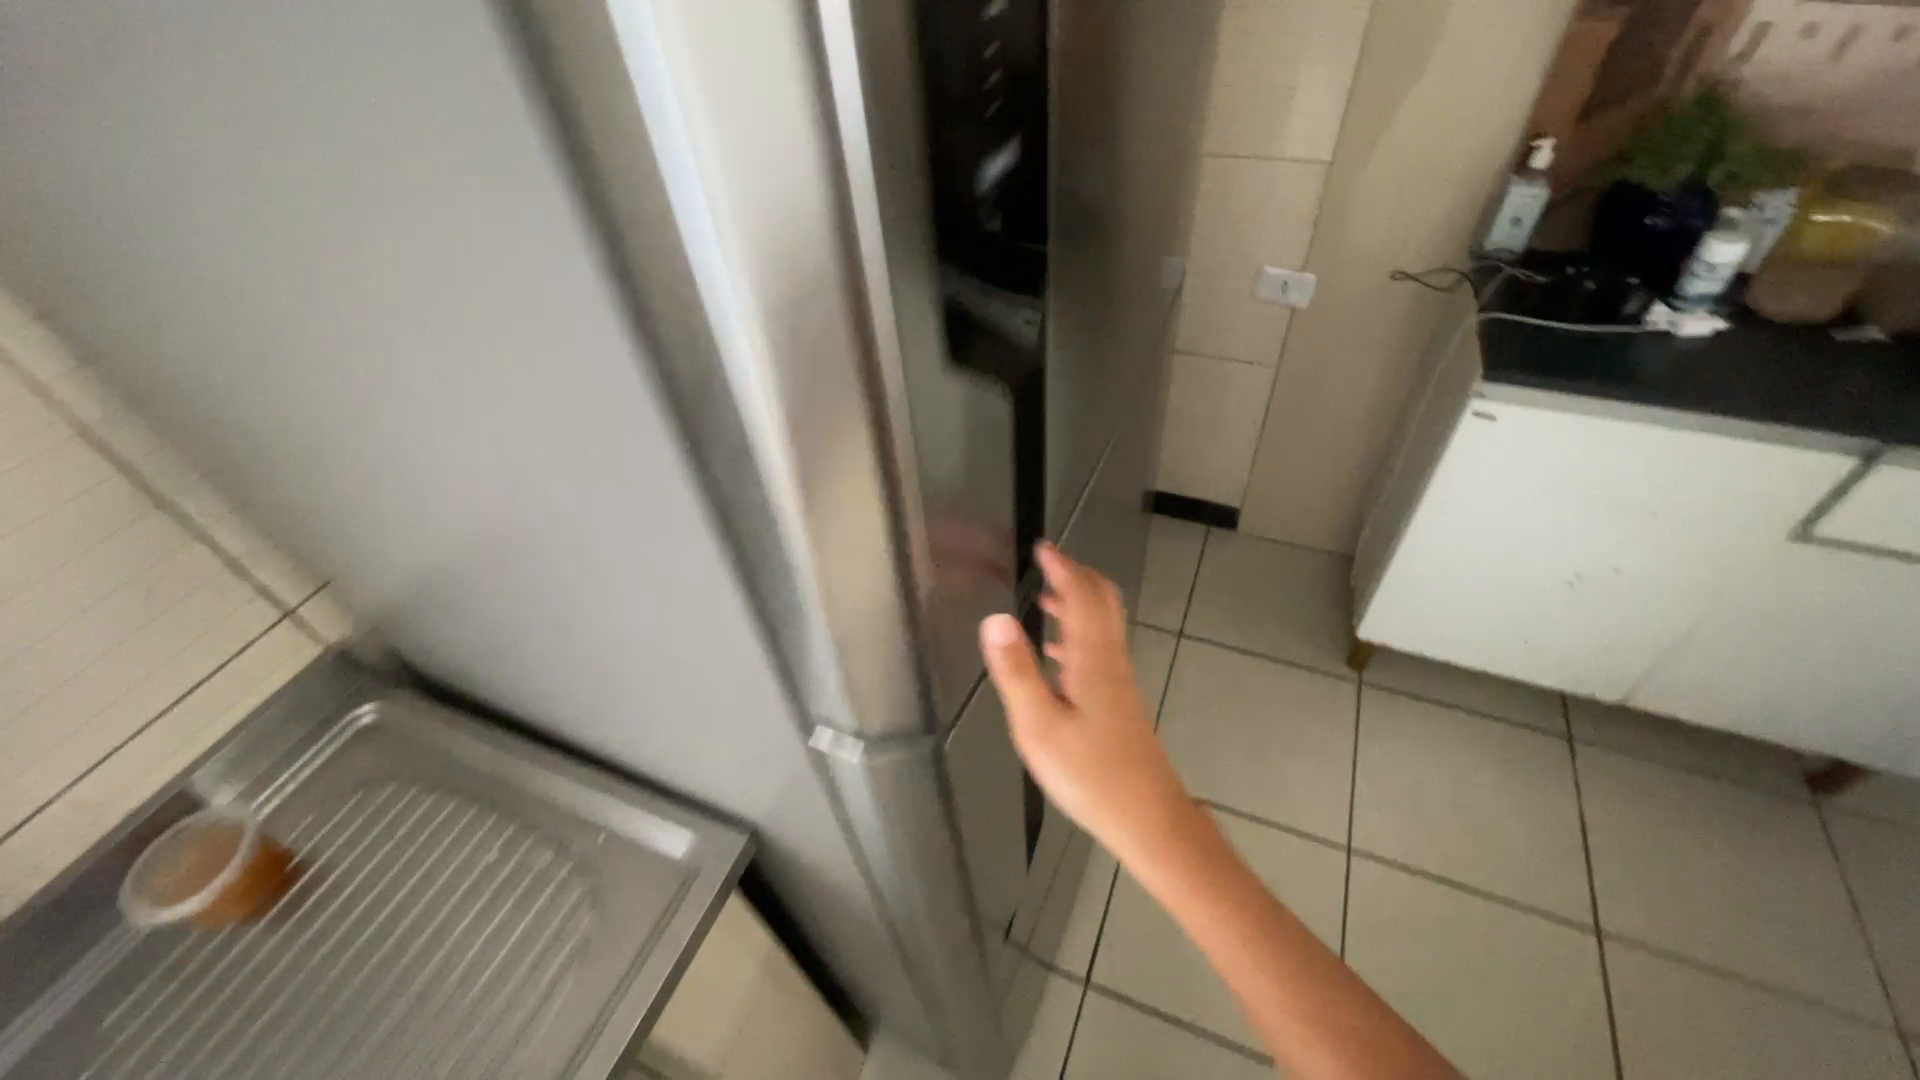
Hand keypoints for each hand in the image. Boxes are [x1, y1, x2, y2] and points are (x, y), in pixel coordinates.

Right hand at [978, 544, 1196, 863]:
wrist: (1147, 817)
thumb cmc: (1090, 774)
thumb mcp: (1039, 726)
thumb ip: (1017, 671)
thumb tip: (996, 618)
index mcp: (1092, 659)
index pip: (1083, 595)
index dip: (1064, 567)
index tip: (1044, 547)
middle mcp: (1111, 661)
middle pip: (1103, 603)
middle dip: (1076, 578)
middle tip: (1048, 565)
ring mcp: (1119, 682)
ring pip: (1102, 627)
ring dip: (1077, 605)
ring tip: (1046, 597)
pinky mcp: (1119, 703)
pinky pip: (1099, 651)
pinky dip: (1078, 636)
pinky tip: (1056, 654)